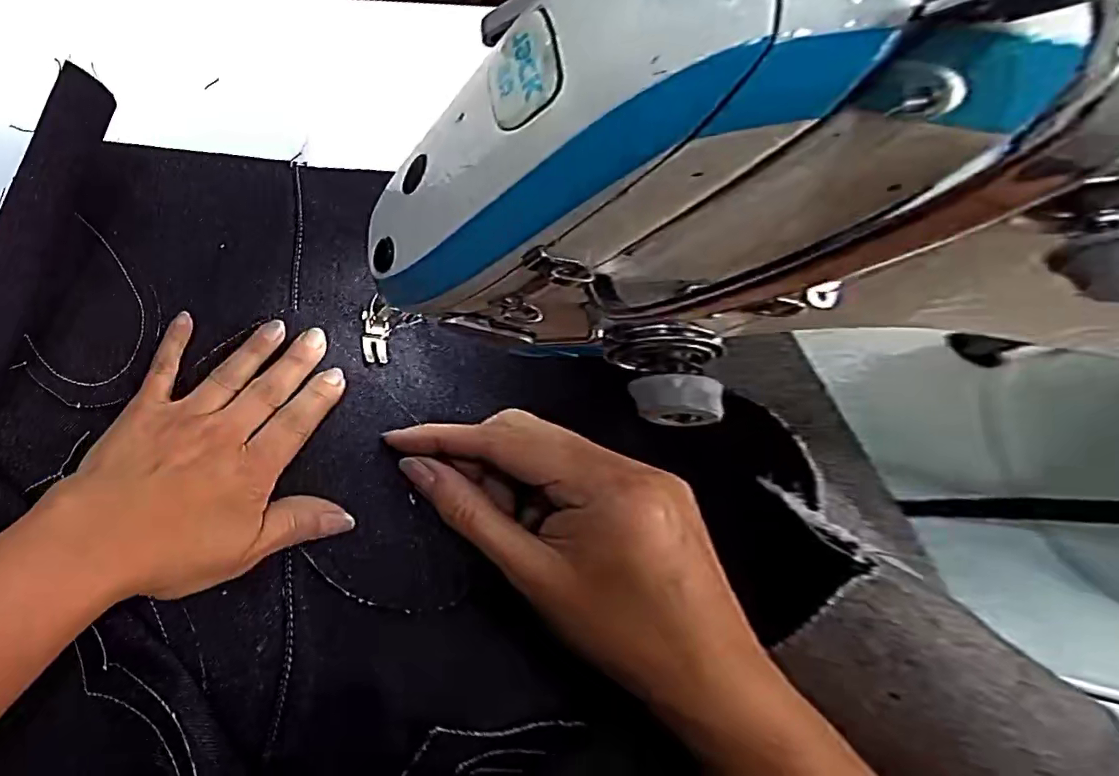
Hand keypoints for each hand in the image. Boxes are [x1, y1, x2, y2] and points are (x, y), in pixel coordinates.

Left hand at [37, 312, 353, 600]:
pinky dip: (175, 342)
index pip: (294, 424)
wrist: (101, 535)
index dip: (318, 398)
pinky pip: (165, 368)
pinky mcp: (148, 408)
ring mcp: (184, 415)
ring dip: (254, 348)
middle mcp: (222, 433)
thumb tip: (339, 516)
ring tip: (275, 328)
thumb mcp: (243, 551)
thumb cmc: (167, 550)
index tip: (333, 375)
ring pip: (229, 374)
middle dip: (295, 361)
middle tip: (314, 337)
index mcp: (248, 469)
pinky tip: (186, 321)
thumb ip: (293, 524)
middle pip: (267, 391)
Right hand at [384, 411, 871, 775]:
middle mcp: (630, 466)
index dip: (443, 437)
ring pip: (544, 445)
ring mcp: (642, 474)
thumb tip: (420, 470)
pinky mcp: (645, 488)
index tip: (401, 439)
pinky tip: (529, 518)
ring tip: (499, 518)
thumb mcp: (532, 575)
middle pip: (523, 432)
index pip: (504, 439)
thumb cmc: (632, 641)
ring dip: (505, 471)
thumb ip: (468, 512)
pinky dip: (535, 483)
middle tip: (443, 485)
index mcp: (607, 484)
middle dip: (475, 455)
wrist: (717, 687)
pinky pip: (570, 464)